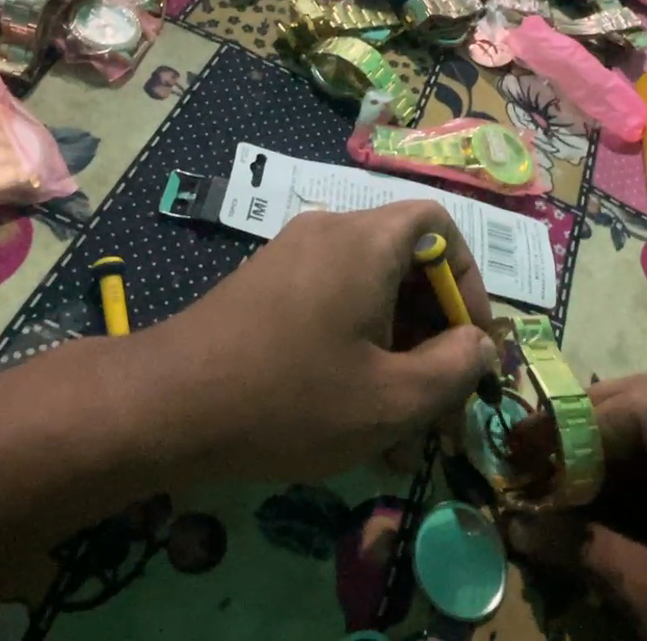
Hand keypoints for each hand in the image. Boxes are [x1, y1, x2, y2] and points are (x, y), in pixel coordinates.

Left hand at [143, 202, 494, 481]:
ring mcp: (290, 255)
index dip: (469, 280)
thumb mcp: (390, 399)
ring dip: (393, 347)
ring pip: (366, 290)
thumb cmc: (290, 399)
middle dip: (431, 329)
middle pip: (404, 260)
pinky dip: (353, 343)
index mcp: (366, 241)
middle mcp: (328, 232)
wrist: (168, 405)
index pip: (439, 224)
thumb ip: (452, 368)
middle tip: (439, 396)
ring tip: (398, 423)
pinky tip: (350, 409)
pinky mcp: (264, 284)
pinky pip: (329, 300)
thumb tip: (478, 344)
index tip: (471, 342)